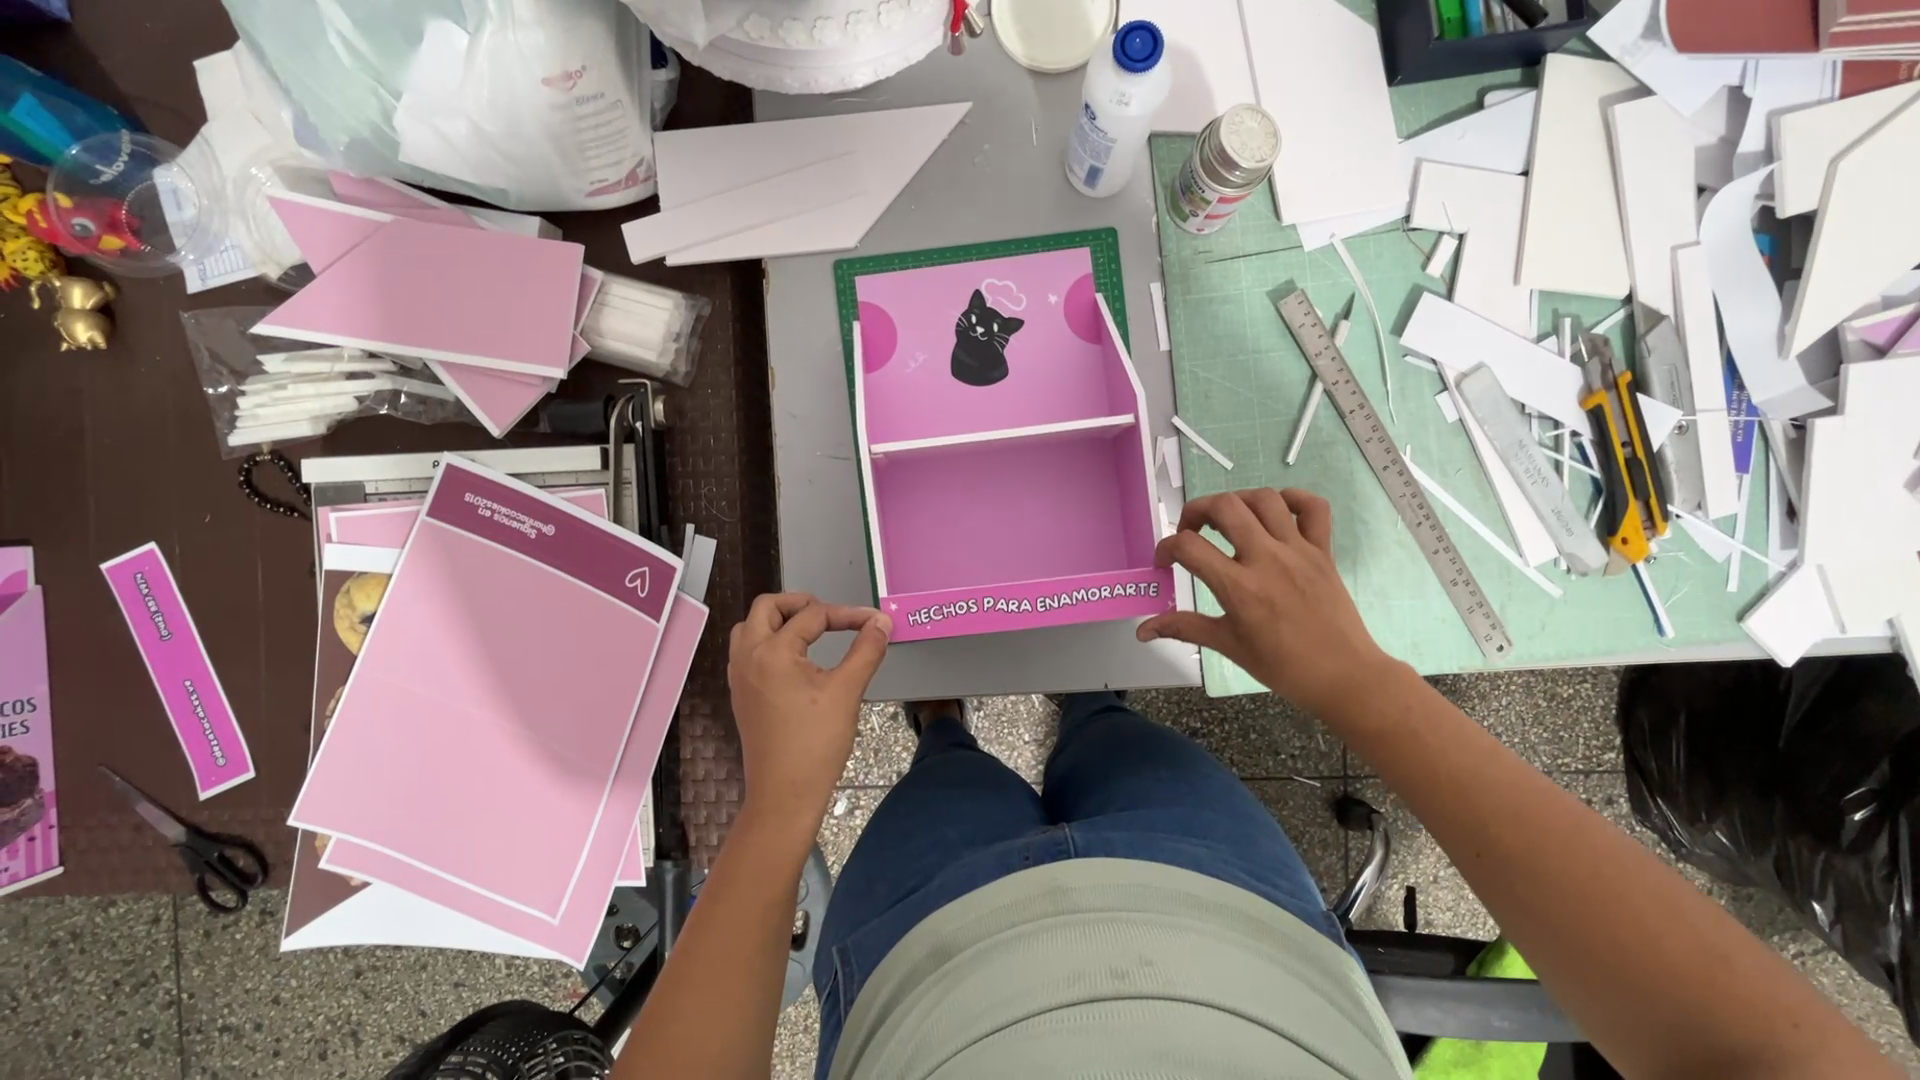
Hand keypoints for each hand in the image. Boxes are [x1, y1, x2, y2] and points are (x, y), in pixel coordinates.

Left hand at [728, 593, 890, 827]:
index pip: (813, 616)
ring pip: (750, 627)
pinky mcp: (740, 693)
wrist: (784, 794)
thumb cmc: (817, 743)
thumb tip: (881, 622)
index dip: (847, 615)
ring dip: (778, 620)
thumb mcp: (847, 692)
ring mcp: (739, 676)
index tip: (874, 621)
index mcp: (773, 652)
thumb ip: (866, 650)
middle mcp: (748, 656)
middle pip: (767, 607)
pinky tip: (793, 658)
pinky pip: (746, 650)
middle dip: (800, 603)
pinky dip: (767, 641)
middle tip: (830, 614)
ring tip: (810, 631)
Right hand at [1137, 489, 1397, 716]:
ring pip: (1264, 499)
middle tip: (1191, 531)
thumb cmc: (1282, 666)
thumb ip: (1184, 628)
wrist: (1344, 675)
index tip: (1164, 562)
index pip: (1189, 547)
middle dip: (1196, 510)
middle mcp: (1267, 559)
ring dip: (1238, 501)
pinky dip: (1292, 498)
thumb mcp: (1228, 646)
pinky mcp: (1323, 550)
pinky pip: (1312, 507)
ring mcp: (1298, 551)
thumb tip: (1143, 631)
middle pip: (1225, 507)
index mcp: (1239, 587)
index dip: (1166, 548)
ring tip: (1228, 520)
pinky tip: (1275, 511)